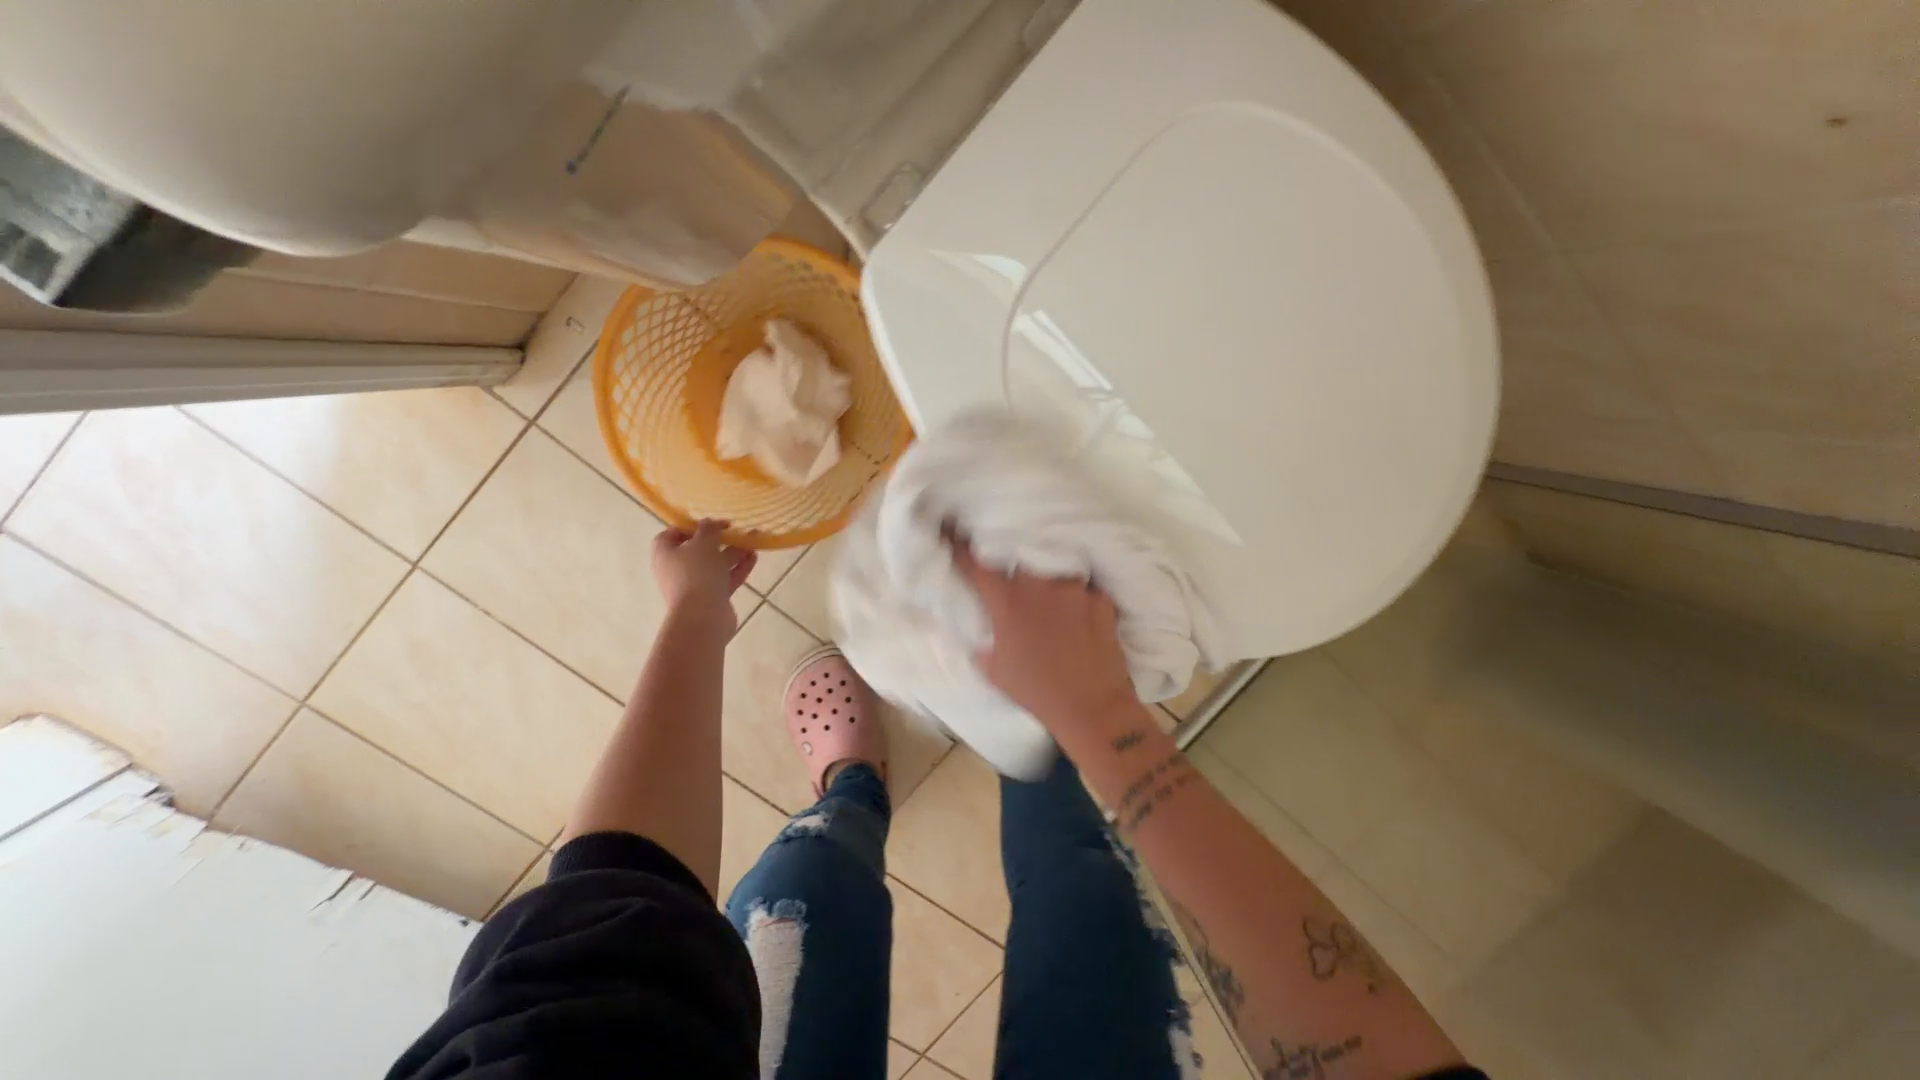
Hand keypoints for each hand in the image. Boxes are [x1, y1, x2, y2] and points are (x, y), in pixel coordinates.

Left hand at [653, 520, 756, 624]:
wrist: (702, 617)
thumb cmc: (696, 573)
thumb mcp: (703, 543)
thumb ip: (707, 529)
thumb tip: (708, 523)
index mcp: (665, 554)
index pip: (672, 534)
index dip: (690, 526)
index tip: (710, 523)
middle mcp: (676, 569)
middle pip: (697, 549)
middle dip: (719, 539)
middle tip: (736, 531)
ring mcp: (694, 585)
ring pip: (715, 564)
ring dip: (733, 552)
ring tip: (753, 542)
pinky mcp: (711, 597)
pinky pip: (725, 579)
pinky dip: (738, 568)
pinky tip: (754, 557)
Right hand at [952, 541, 1136, 730]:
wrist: (1092, 707)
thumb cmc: (1035, 691)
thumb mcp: (992, 667)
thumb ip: (983, 635)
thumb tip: (982, 620)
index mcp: (1006, 600)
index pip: (975, 561)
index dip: (959, 544)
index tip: (951, 530)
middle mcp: (1039, 584)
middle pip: (1018, 550)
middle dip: (1009, 550)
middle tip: (1007, 559)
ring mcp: (1074, 587)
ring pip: (1054, 563)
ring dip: (1046, 570)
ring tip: (1046, 581)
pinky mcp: (1101, 596)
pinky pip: (1083, 583)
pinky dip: (1076, 591)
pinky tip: (1076, 602)